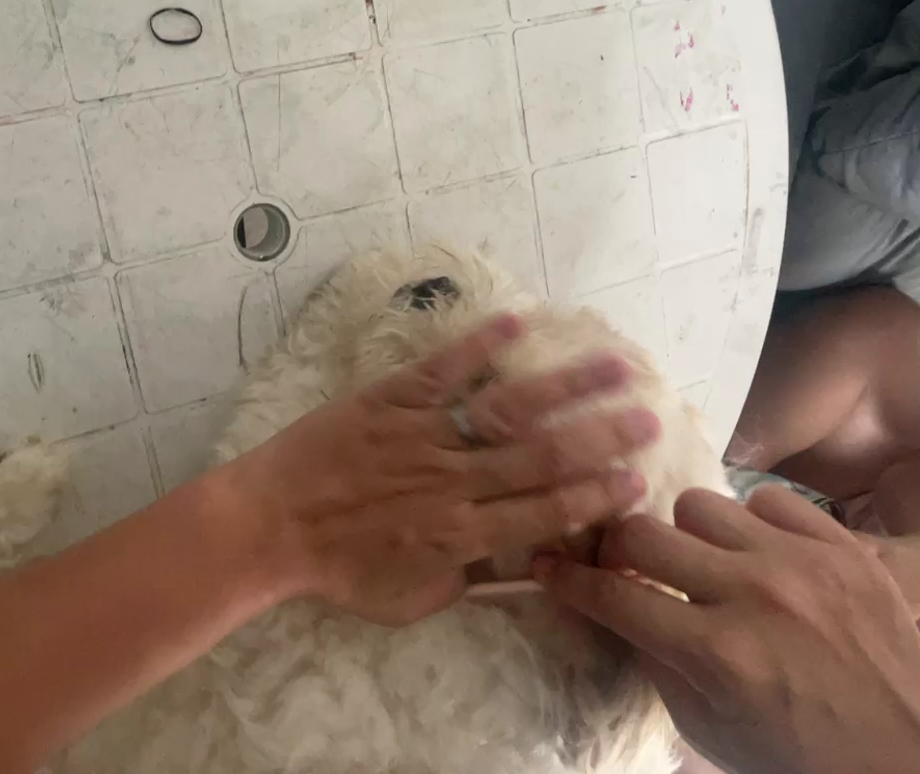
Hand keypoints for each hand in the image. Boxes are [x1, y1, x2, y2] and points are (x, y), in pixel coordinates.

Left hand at [220, 313, 659, 625]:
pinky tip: (516, 320)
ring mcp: (423, 434)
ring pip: (507, 409)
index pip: (547, 512)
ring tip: (613, 364)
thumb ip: (465, 582)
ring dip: (564, 386)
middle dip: (602, 437)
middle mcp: (454, 481)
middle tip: (650, 415)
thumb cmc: (335, 567)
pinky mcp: (389, 399)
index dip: (596, 496)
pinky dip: (478, 344)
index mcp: (462, 534)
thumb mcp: (407, 600)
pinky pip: (442, 370)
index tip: (638, 479)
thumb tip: (512, 566)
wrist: (269, 525)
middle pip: (542, 456)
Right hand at [538, 487, 919, 773]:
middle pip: (642, 533)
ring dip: (690, 537)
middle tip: (628, 566)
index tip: (545, 564)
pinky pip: (766, 498)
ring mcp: (805, 566)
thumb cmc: (798, 757)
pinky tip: (763, 556)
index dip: (567, 579)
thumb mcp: (705, 726)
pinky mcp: (847, 550)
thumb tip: (610, 598)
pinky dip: (753, 524)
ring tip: (710, 565)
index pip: (612, 596)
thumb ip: (651, 656)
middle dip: (620, 550)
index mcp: (719, 654)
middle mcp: (756, 597)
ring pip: (698, 504)